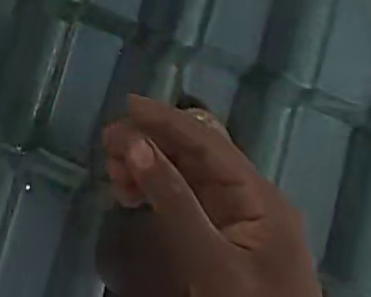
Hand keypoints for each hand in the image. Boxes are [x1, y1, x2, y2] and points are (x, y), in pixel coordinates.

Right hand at [102, 95, 320, 296]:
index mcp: (260, 197)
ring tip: (113, 173)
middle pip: (196, 154)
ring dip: (148, 166)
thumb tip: (136, 143)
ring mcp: (238, 223)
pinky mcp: (223, 244)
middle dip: (151, 143)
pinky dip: (156, 191)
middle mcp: (252, 200)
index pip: (207, 141)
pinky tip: (130, 194)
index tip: (126, 105)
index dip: (166, 119)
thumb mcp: (212, 265)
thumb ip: (174, 202)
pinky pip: (186, 201)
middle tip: (109, 146)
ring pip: (187, 175)